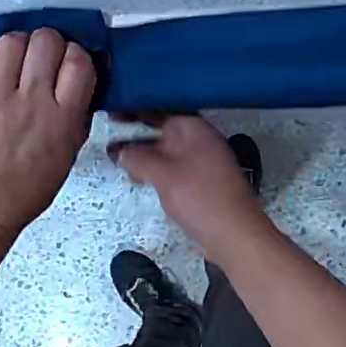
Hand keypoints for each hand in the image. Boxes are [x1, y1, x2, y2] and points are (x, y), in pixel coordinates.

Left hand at [0, 28, 96, 234]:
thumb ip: (77, 114)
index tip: (70, 63)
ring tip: (17, 58)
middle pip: (46, 42)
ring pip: (12, 42)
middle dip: (49, 43)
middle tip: (43, 57)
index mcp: (62, 119)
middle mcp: (32, 102)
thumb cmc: (29, 186)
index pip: (79, 62)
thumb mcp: (69, 152)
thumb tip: (78, 82)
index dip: (76, 54)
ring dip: (19, 44)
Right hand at [109, 115, 269, 254]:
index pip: (159, 111)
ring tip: (122, 164)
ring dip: (145, 156)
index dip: (133, 112)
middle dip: (137, 137)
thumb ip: (136, 158)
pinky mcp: (203, 182)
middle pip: (163, 130)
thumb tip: (119, 151)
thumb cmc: (199, 197)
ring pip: (168, 152)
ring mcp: (204, 162)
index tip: (111, 117)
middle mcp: (201, 140)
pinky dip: (157, 171)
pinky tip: (142, 180)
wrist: (234, 235)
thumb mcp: (160, 174)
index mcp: (194, 128)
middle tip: (111, 144)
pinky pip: (174, 169)